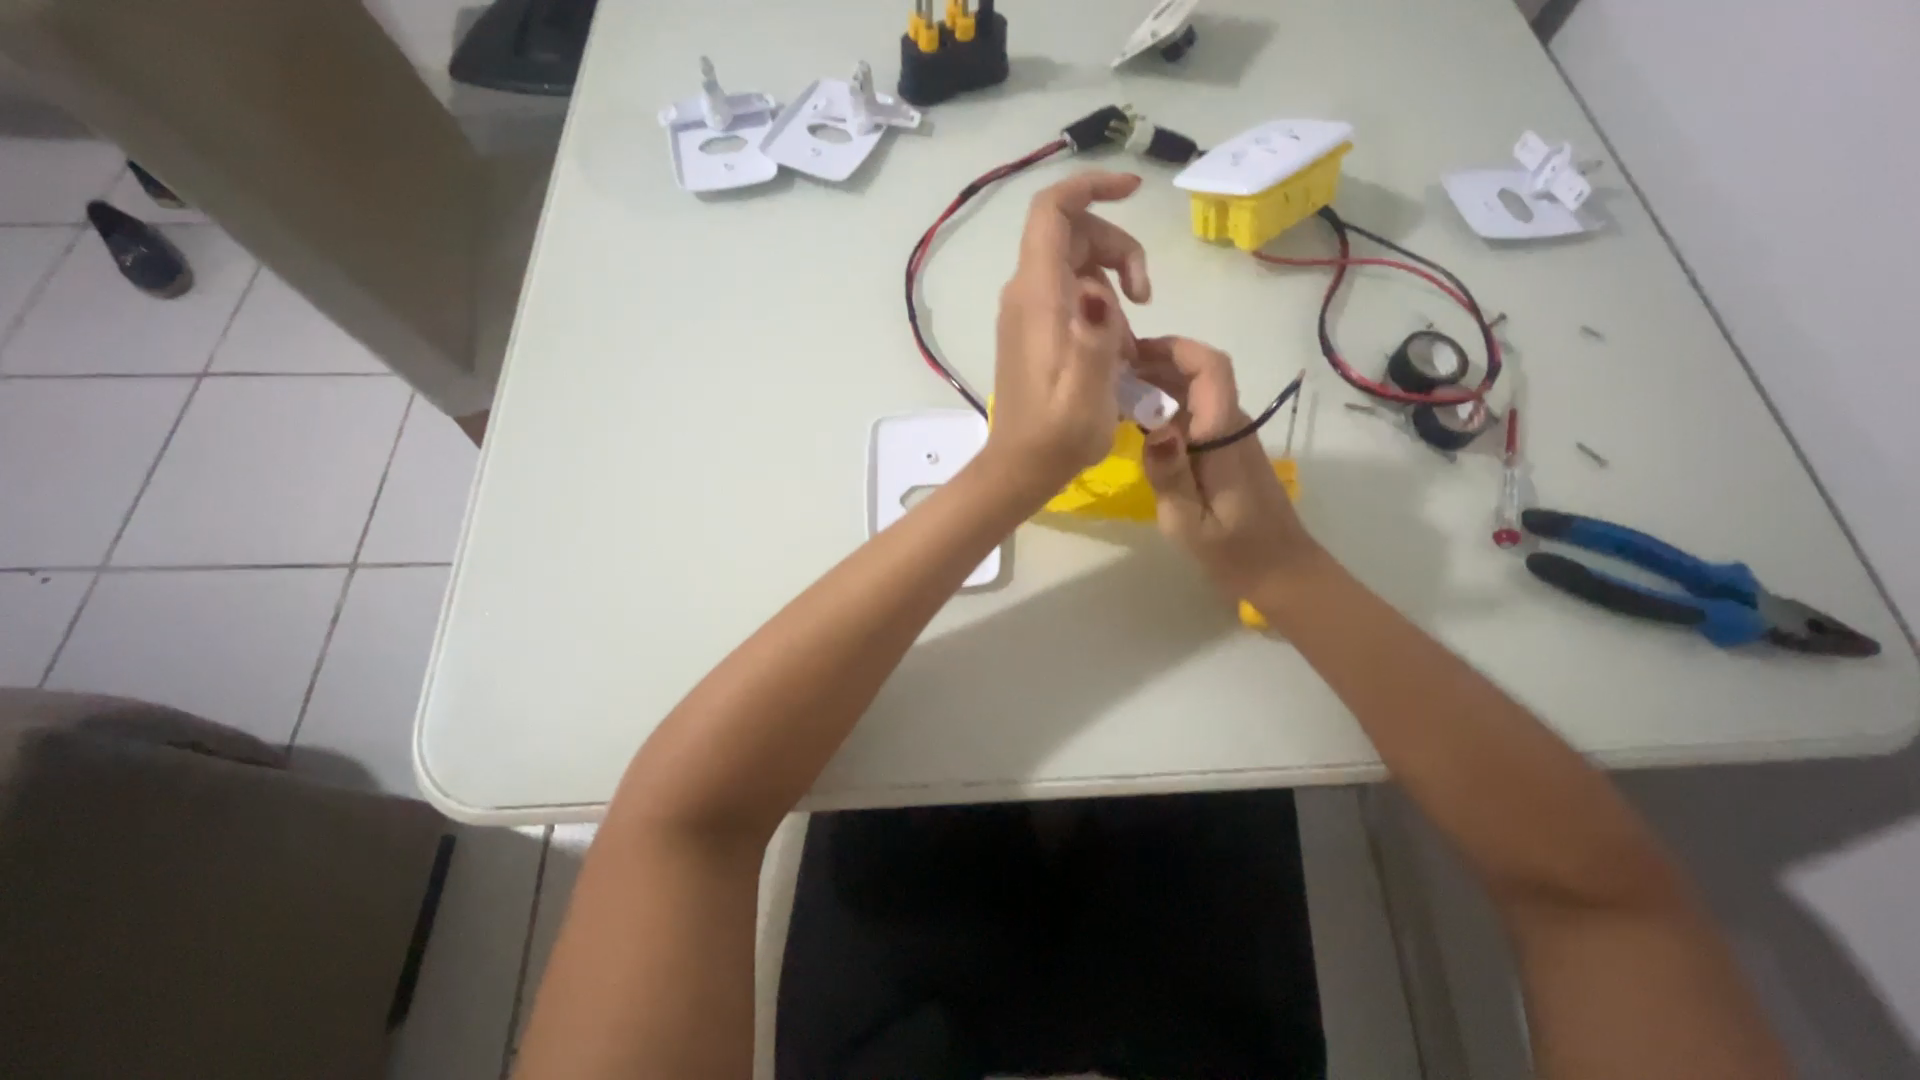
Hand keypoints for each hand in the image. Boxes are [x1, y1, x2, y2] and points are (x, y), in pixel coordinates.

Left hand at [983, 171, 1150, 500]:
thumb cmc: (1058, 434)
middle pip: (1072, 232)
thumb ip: (1094, 336)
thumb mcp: (1086, 391)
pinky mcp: (1034, 330)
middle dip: (1119, 248)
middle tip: (1147, 297)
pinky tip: (1116, 346)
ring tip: (1130, 338)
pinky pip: (1071, 292)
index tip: (1135, 189)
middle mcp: (1026, 293)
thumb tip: (1099, 291)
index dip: (1091, 186)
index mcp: (1038, 297)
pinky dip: (1101, 303)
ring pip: (1076, 262)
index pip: (1053, 211)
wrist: (1021, 467)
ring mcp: (1027, 311)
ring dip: (1114, 282)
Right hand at [1134, 336, 1324, 598]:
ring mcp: (1230, 436)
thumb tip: (1154, 428)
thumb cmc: (1234, 552)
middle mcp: (1231, 425)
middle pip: (1198, 372)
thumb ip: (1170, 475)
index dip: (1172, 347)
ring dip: (1156, 383)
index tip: (1129, 352)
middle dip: (1154, 362)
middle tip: (1107, 376)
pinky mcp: (1226, 450)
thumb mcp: (1189, 523)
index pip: (1209, 367)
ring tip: (1112, 396)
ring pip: (1195, 391)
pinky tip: (1135, 424)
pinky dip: (1164, 407)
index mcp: (1223, 436)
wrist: (1281, 572)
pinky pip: (1195, 413)